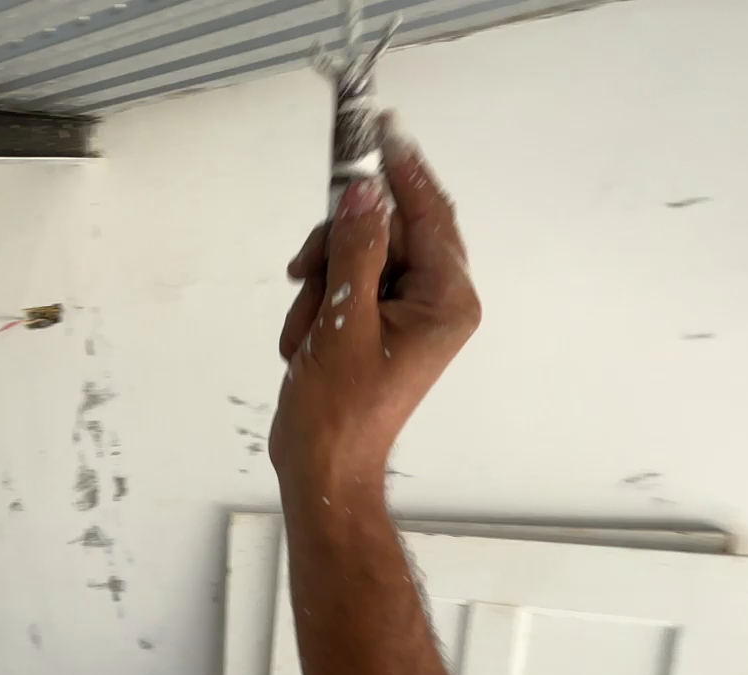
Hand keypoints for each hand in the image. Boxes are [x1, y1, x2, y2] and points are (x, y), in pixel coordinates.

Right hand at [269, 116, 479, 497]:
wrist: (320, 467)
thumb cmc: (338, 411)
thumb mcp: (344, 325)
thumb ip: (355, 253)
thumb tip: (363, 193)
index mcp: (445, 299)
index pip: (428, 216)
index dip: (402, 174)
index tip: (380, 135)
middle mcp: (430, 302)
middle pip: (382, 237)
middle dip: (335, 255)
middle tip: (302, 272)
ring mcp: (397, 318)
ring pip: (351, 265)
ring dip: (316, 293)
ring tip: (304, 339)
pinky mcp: (367, 331)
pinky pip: (337, 295)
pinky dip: (312, 313)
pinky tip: (304, 347)